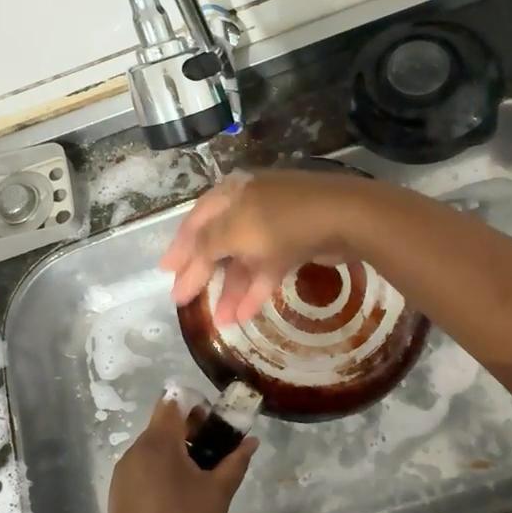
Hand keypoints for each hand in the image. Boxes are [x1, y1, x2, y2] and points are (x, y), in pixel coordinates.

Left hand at [105, 396, 255, 512]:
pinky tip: (178, 495)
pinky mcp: (118, 492)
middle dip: (190, 430)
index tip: (216, 422)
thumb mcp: (218, 493)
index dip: (195, 405)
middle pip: (162, 424)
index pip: (171, 402)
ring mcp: (123, 473)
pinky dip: (161, 468)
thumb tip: (251, 442)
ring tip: (200, 475)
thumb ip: (236, 461)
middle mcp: (134, 451)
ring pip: (152, 447)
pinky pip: (142, 466)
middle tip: (216, 450)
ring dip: (176, 450)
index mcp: (157, 444)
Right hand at [159, 168, 379, 322]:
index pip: (196, 220)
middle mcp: (250, 205)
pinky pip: (268, 269)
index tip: (166, 273)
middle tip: (183, 299)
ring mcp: (276, 225)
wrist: (344, 218)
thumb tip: (188, 258)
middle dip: (202, 273)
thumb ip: (205, 245)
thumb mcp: (234, 231)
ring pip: (244, 259)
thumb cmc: (281, 220)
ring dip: (230, 290)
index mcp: (231, 193)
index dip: (180, 248)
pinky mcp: (297, 244)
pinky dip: (255, 291)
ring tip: (219, 319)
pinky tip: (242, 315)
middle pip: (218, 242)